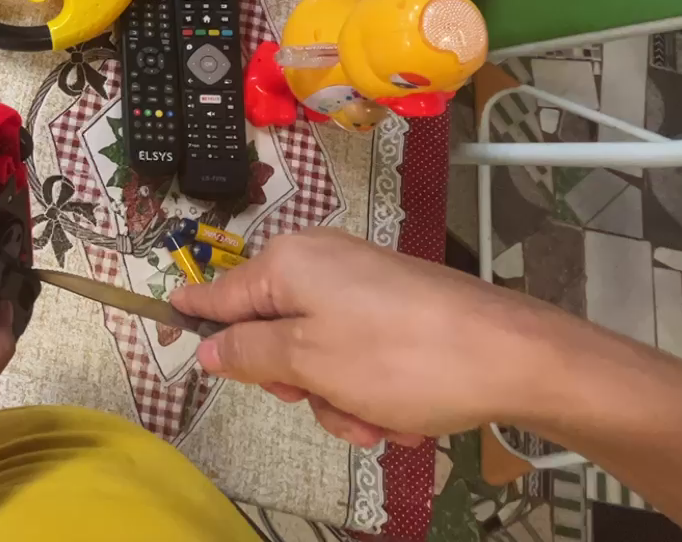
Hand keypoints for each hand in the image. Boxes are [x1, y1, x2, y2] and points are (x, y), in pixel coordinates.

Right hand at [169, 227, 561, 446]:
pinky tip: (403, 410)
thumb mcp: (308, 361)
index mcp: (286, 264)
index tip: (166, 312)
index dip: (195, 312)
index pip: (221, 292)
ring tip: (378, 420)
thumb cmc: (396, 356)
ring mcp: (358, 279)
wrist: (514, 354)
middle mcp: (316, 261)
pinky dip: (369, 382)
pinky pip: (356, 345)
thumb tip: (206, 346)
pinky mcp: (393, 299)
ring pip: (317, 348)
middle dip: (295, 378)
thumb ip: (247, 351)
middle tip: (322, 403)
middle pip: (272, 328)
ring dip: (339, 394)